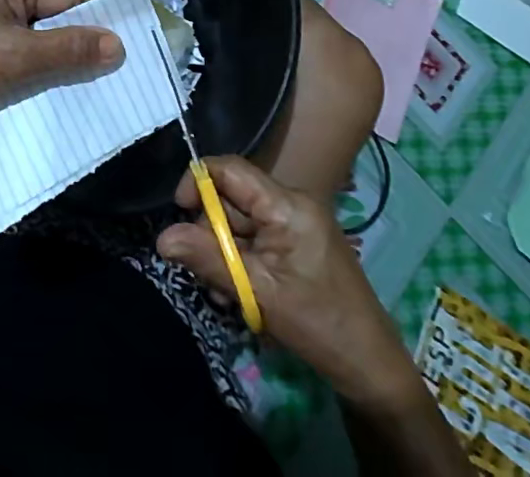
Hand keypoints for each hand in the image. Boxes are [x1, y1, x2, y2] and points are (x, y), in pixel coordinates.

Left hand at [0, 0, 122, 154]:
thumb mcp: (20, 57)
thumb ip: (70, 49)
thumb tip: (119, 46)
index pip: (67, 2)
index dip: (86, 32)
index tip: (106, 64)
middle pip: (53, 18)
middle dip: (66, 49)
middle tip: (86, 81)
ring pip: (36, 37)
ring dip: (47, 62)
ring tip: (58, 88)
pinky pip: (16, 48)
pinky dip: (26, 68)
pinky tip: (31, 88)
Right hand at [156, 157, 417, 407]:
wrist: (367, 360)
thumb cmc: (317, 322)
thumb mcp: (257, 291)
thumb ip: (208, 259)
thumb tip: (162, 238)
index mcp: (287, 203)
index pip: (231, 169)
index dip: (199, 182)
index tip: (178, 213)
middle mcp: (290, 202)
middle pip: (232, 197)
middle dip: (210, 232)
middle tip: (207, 274)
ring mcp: (294, 223)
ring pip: (239, 223)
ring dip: (224, 254)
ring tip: (229, 295)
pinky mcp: (295, 243)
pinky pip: (255, 240)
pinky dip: (241, 263)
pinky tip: (242, 295)